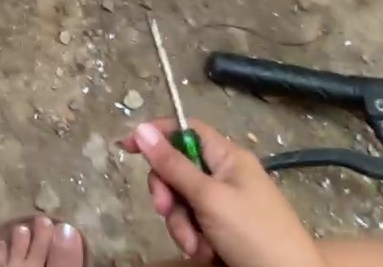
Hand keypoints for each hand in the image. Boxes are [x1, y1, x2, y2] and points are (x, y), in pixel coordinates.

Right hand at [122, 121, 322, 266]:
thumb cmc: (255, 236)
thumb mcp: (209, 198)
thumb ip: (172, 165)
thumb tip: (140, 128)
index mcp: (229, 158)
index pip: (185, 129)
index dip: (156, 134)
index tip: (128, 149)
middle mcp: (227, 176)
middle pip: (178, 168)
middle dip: (168, 193)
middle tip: (164, 209)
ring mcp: (228, 206)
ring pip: (183, 201)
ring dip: (181, 223)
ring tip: (196, 246)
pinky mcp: (227, 232)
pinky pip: (196, 225)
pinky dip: (194, 239)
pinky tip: (206, 255)